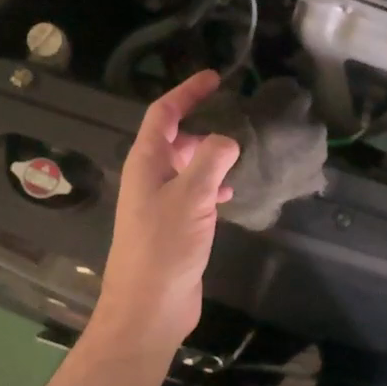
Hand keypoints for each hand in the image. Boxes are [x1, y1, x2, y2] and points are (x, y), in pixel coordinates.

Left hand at [93, 71, 240, 353]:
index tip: (214, 78)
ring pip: (186, 167)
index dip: (187, 92)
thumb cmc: (164, 246)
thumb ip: (211, 160)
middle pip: (175, 138)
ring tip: (241, 153)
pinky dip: (212, 186)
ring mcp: (159, 204)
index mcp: (145, 163)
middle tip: (236, 119)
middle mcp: (149, 178)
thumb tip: (227, 139)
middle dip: (203, 124)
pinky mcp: (173, 227)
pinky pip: (193, 193)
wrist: (148, 307)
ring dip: (210, 157)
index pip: (164, 114)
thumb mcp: (191, 196)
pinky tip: (231, 193)